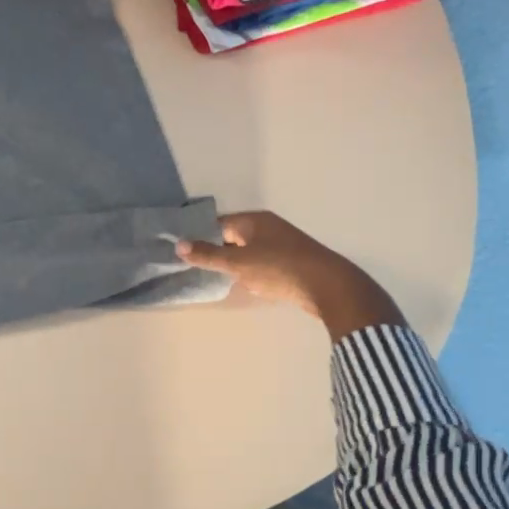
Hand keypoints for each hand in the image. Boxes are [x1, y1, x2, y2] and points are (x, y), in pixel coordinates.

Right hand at [176, 211, 403, 342]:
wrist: (330, 287)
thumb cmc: (279, 269)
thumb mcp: (237, 263)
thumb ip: (207, 255)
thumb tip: (177, 244)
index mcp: (253, 220)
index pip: (217, 223)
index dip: (200, 236)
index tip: (185, 252)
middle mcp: (268, 226)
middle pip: (232, 237)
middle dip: (218, 252)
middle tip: (199, 268)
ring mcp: (283, 244)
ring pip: (248, 252)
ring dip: (236, 265)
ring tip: (222, 279)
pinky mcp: (294, 261)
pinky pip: (264, 263)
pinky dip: (254, 272)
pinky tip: (250, 286)